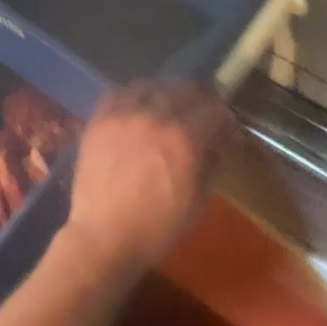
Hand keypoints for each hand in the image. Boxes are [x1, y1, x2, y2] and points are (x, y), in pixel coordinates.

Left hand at [65, 81, 234, 271]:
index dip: (227, 123)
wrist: (104, 239)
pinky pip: (120, 94)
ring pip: (152, 86)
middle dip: (200, 104)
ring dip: (166, 97)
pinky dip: (134, 99)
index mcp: (185, 140)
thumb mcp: (196, 206)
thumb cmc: (155, 231)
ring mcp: (124, 115)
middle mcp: (156, 117)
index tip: (227, 137)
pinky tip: (137, 113)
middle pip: (186, 90)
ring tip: (167, 113)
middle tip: (200, 121)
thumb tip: (212, 151)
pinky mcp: (99, 121)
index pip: (216, 112)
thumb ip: (208, 171)